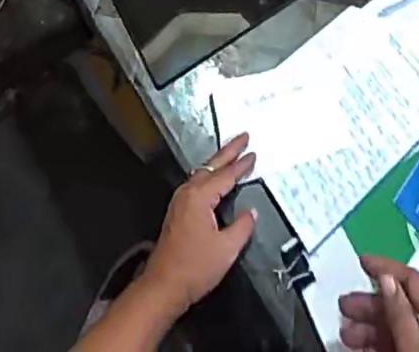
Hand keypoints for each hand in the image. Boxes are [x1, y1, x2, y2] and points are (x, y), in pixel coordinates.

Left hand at [139, 133, 258, 317]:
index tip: (253, 153)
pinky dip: (210, 174)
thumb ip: (241, 227)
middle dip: (229, 151)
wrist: (165, 283)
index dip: (241, 165)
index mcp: (200, 196)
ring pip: (203, 172)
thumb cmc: (195, 267)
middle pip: (212, 166)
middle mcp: (188, 191)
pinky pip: (198, 182)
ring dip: (218, 161)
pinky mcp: (179, 208)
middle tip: (243, 136)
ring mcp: (181, 199)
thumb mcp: (226, 250)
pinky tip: (216, 178)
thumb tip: (251, 212)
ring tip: (233, 152)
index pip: (225, 176)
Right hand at [339, 255, 418, 351]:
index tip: (362, 263)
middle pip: (403, 307)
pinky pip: (400, 350)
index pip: (416, 282)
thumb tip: (387, 281)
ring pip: (399, 330)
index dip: (386, 268)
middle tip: (345, 307)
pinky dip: (378, 348)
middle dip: (371, 305)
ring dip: (370, 329)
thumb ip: (403, 319)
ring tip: (349, 337)